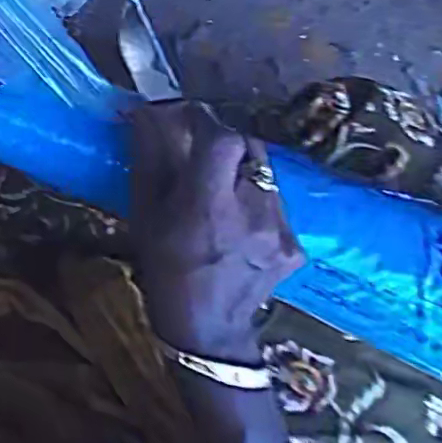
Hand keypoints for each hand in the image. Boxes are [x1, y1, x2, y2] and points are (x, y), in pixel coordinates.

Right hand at [129, 100, 303, 362]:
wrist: (207, 328)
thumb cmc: (164, 265)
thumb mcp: (144, 211)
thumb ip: (149, 157)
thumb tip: (145, 114)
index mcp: (210, 205)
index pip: (222, 139)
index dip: (202, 118)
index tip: (183, 114)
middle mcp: (254, 212)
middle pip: (250, 146)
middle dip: (222, 138)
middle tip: (198, 144)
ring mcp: (282, 230)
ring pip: (264, 172)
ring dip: (238, 165)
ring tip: (215, 182)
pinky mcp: (297, 244)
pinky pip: (275, 200)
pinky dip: (253, 194)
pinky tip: (234, 214)